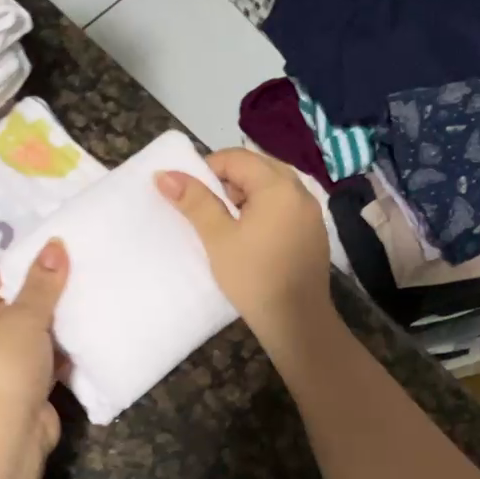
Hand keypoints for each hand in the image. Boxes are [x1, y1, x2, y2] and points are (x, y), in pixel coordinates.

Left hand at [0, 240, 69, 450]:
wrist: (10, 432)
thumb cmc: (4, 366)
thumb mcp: (25, 317)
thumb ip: (42, 283)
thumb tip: (55, 245)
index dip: (3, 278)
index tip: (36, 272)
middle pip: (1, 316)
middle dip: (32, 304)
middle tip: (62, 288)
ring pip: (22, 342)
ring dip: (47, 331)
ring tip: (75, 312)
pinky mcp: (17, 394)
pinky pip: (37, 366)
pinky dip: (54, 357)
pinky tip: (78, 344)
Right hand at [156, 148, 333, 345]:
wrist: (296, 320)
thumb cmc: (253, 277)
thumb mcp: (218, 238)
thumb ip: (194, 202)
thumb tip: (164, 175)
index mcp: (278, 185)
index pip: (237, 158)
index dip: (209, 169)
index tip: (191, 194)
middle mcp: (300, 191)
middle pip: (259, 168)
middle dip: (230, 182)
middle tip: (210, 210)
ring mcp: (312, 213)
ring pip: (274, 188)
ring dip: (248, 197)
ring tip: (229, 226)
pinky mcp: (315, 234)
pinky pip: (287, 208)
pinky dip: (267, 212)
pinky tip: (255, 240)